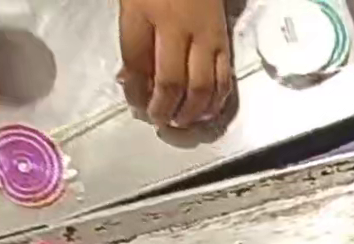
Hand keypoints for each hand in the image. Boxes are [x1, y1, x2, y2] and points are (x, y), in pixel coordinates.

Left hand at [119, 0, 233, 127]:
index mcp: (143, 8)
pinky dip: (214, 104)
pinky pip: (222, 82)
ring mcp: (204, 36)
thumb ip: (131, 38)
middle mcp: (175, 25)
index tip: (135, 105)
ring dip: (189, 113)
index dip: (135, 92)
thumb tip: (130, 79)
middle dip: (162, 109)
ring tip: (179, 122)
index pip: (137, 62)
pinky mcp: (223, 42)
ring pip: (199, 89)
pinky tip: (204, 113)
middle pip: (170, 83)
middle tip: (158, 121)